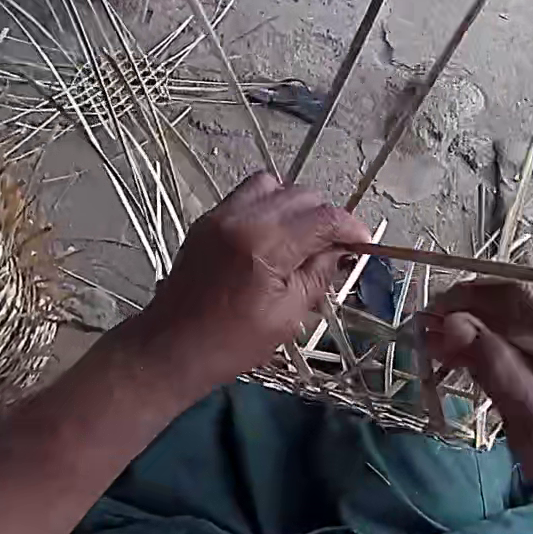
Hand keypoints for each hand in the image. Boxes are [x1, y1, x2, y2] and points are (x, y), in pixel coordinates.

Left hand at [128, 172, 370, 393]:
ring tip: (302, 235)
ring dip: (296, 204)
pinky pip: (248, 194)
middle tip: (334, 245)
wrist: (169, 349)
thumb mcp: (288, 316)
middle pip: (302, 195)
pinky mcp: (207, 219)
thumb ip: (318, 274)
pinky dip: (269, 204)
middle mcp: (243, 217)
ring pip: (274, 185)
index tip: (363, 243)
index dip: (350, 227)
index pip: (323, 217)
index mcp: (265, 245)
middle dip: (326, 216)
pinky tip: (273, 234)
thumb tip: (341, 250)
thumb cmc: (231, 343)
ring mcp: (221, 214)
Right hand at [425, 281, 532, 533]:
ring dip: (477, 323)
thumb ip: (496, 371)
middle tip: (428, 334)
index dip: (468, 297)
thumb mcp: (532, 428)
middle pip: (517, 301)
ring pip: (519, 315)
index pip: (518, 297)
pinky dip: (494, 337)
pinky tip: (472, 355)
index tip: (431, 316)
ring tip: (443, 346)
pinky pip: (528, 332)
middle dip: (467, 310)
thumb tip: (454, 323)